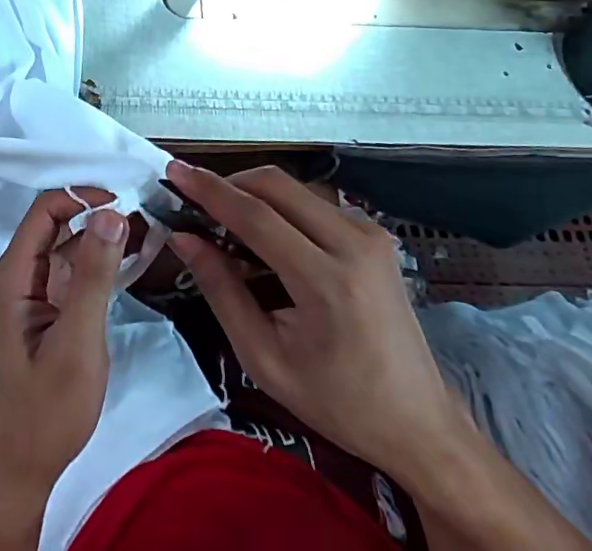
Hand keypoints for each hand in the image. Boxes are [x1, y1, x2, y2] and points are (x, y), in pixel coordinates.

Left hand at [0, 189, 128, 549]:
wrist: (27, 468)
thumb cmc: (48, 409)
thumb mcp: (77, 341)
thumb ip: (93, 275)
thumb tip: (112, 212)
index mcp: (15, 276)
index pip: (45, 211)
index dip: (82, 196)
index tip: (125, 199)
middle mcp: (23, 276)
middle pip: (59, 223)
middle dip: (99, 209)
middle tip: (147, 206)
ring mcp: (38, 293)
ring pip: (71, 245)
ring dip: (105, 233)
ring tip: (150, 223)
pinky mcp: (54, 310)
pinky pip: (78, 271)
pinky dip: (105, 259)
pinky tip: (137, 255)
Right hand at [162, 162, 463, 486]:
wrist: (416, 419)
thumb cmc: (336, 400)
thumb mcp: (264, 357)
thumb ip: (221, 290)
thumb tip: (184, 239)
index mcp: (326, 280)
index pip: (256, 215)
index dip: (209, 190)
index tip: (175, 171)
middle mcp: (354, 242)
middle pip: (276, 185)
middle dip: (230, 184)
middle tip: (195, 203)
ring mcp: (370, 234)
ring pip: (295, 189)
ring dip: (255, 197)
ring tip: (228, 230)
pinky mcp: (375, 235)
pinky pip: (316, 204)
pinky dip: (283, 210)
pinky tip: (268, 242)